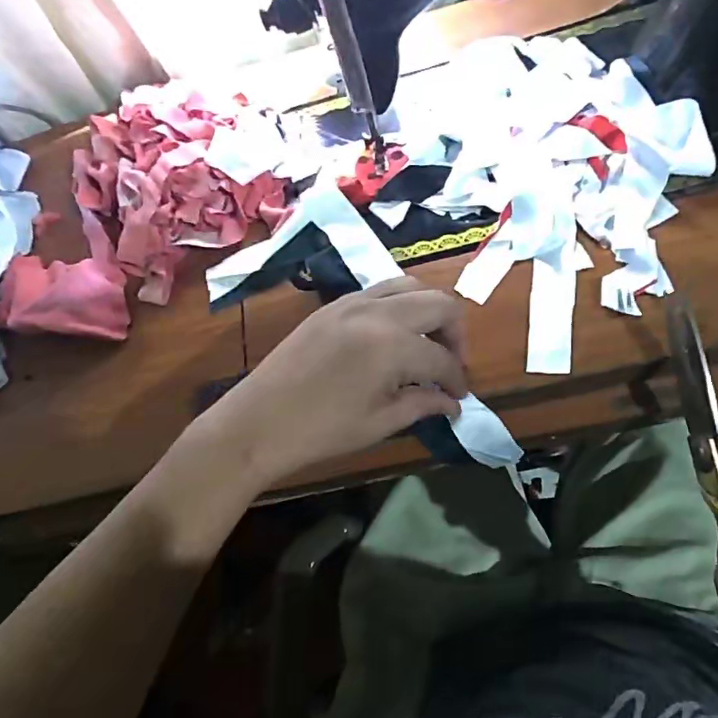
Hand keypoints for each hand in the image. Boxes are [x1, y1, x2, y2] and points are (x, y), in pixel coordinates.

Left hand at [190, 278, 469, 491]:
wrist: (258, 422)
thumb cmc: (321, 431)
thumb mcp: (379, 422)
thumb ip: (422, 404)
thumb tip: (452, 403)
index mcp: (392, 346)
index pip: (443, 357)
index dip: (457, 380)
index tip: (459, 398)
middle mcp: (378, 312)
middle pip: (439, 303)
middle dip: (455, 334)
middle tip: (449, 366)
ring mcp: (352, 302)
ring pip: (411, 286)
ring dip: (429, 311)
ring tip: (425, 345)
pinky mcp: (332, 305)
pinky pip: (380, 291)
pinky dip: (400, 306)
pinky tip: (393, 338)